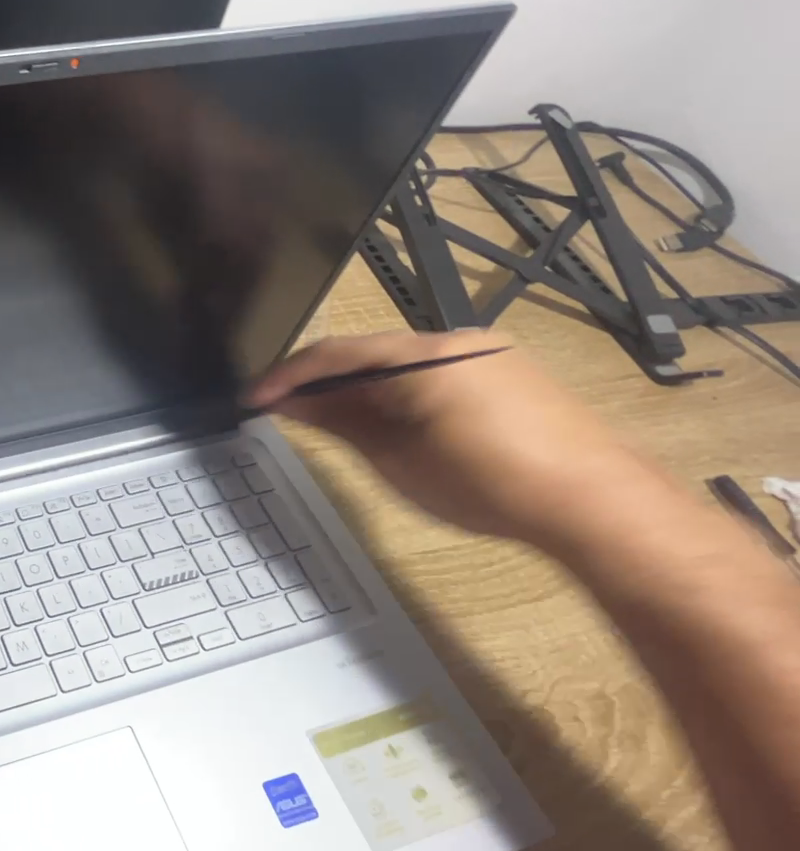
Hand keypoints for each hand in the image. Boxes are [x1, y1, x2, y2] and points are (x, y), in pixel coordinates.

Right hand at [245, 330, 668, 545]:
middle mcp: (456, 343)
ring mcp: (488, 357)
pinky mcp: (510, 377)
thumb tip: (290, 403)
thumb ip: (337, 422)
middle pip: (366, 353)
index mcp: (423, 356)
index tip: (252, 399)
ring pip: (400, 364)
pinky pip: (433, 374)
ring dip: (358, 389)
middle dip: (321, 383)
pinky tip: (388, 424)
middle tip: (286, 412)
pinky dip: (397, 394)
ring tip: (332, 423)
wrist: (598, 507)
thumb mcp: (394, 458)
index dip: (285, 376)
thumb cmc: (485, 484)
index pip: (334, 353)